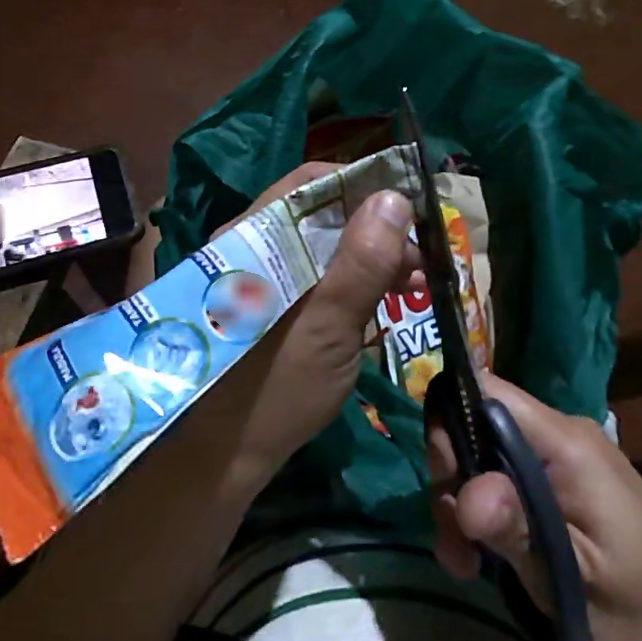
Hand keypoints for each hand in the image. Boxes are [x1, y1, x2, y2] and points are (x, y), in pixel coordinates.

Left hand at [196, 165, 418, 491]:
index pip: (310, 182)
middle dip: (376, 229)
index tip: (410, 208)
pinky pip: (316, 278)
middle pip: (320, 215)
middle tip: (420, 258)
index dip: (363, 185)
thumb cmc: (276, 390)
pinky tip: (382, 300)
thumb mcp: (330, 326)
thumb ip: (361, 262)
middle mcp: (252, 247)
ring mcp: (260, 279)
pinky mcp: (271, 308)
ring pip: (321, 248)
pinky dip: (351, 283)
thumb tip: (393, 197)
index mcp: (256, 239)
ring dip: (369, 258)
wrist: (221, 457)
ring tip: (414, 282)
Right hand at [428, 372, 641, 640]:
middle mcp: (559, 435)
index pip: (488, 391)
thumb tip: (464, 495)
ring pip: (483, 458)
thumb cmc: (639, 607)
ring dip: (464, 507)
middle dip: (452, 479)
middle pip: (477, 427)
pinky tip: (482, 560)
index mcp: (566, 443)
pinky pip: (503, 479)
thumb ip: (516, 528)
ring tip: (465, 565)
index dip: (451, 420)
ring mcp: (559, 458)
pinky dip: (484, 515)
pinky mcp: (557, 482)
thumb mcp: (570, 576)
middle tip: (453, 543)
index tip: (444, 481)